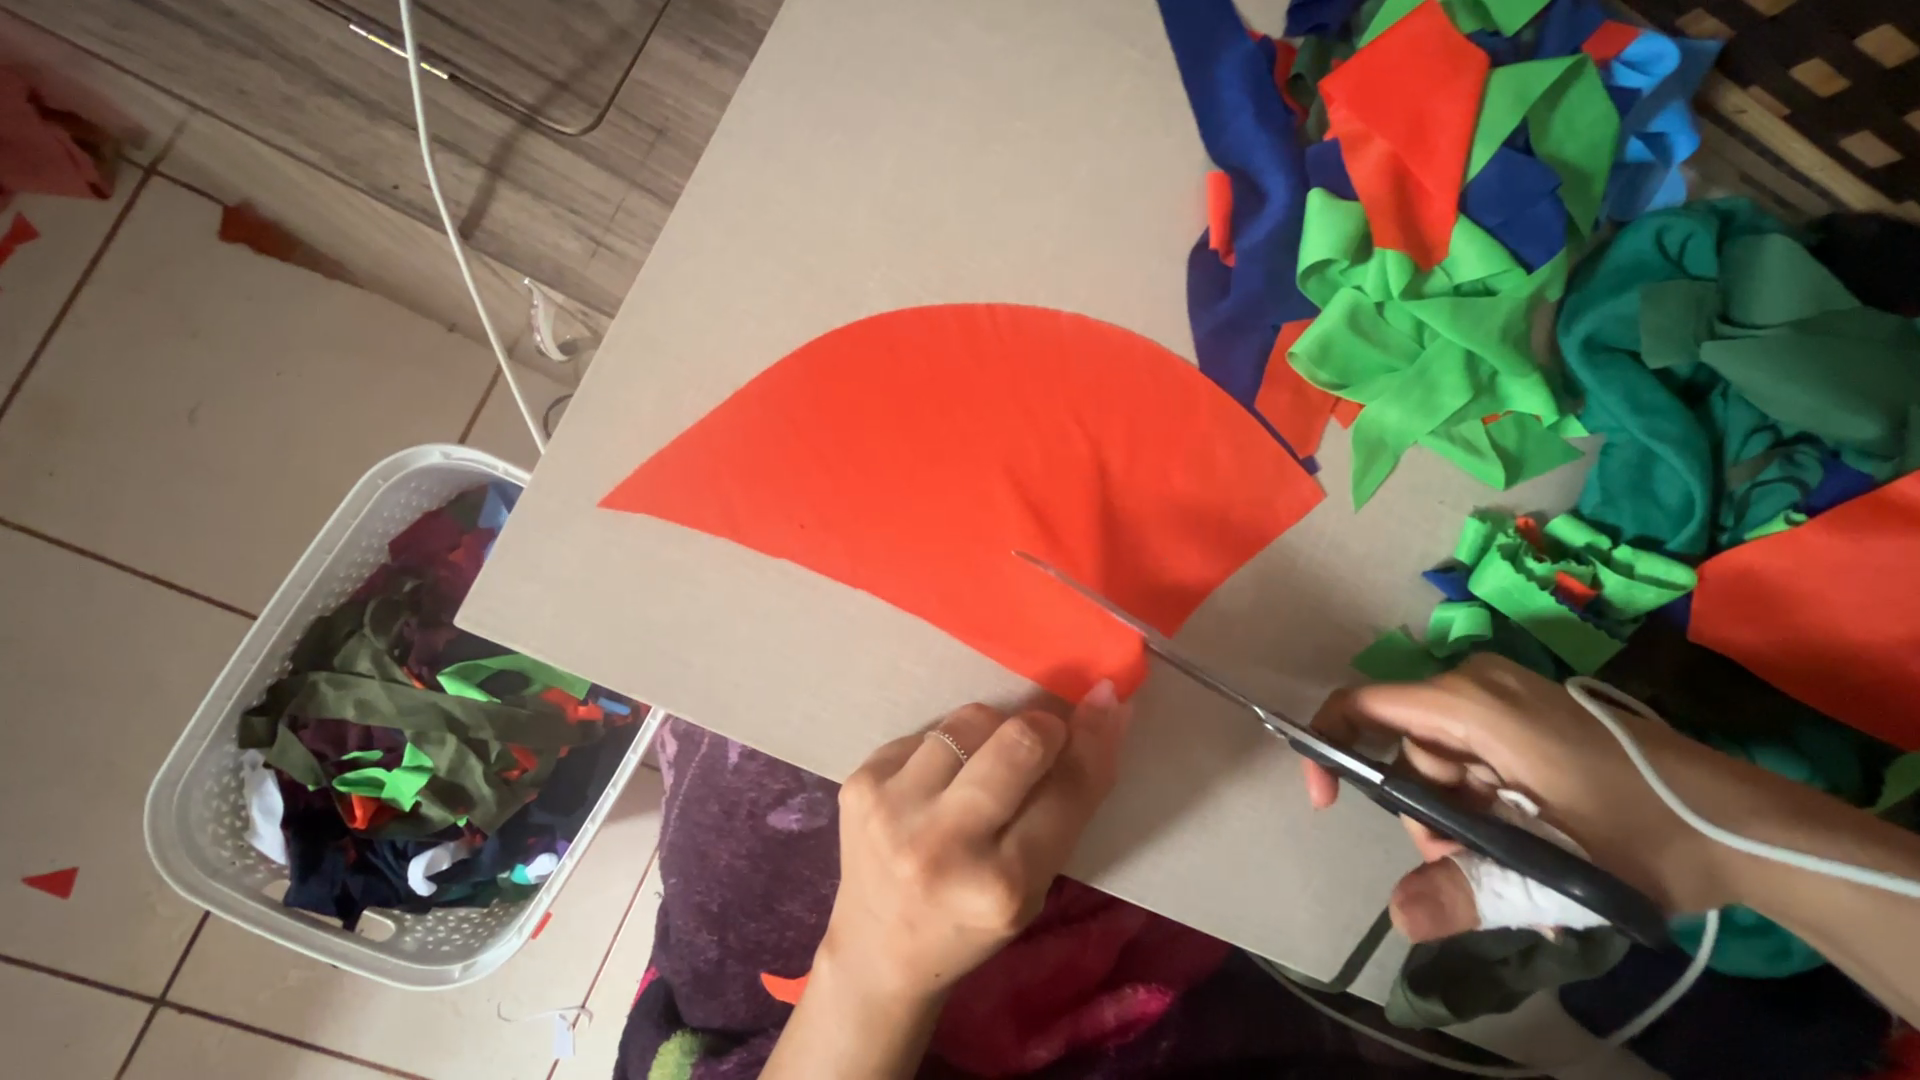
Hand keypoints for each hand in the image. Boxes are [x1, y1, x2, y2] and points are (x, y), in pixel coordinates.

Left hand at [815, 684, 1131, 1009]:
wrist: (877, 952)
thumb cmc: (969, 925)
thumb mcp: (1032, 886)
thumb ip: (1064, 806)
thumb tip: (1099, 711)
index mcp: (1002, 887)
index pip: (1067, 789)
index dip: (1094, 736)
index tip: (1105, 697)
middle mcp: (944, 846)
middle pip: (1018, 742)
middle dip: (1042, 726)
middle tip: (1044, 735)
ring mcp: (893, 811)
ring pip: (969, 721)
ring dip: (991, 731)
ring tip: (982, 766)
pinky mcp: (859, 785)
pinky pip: (926, 731)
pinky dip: (945, 747)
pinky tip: (937, 782)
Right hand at [1301, 655, 1756, 941]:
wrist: (1749, 828)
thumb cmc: (1648, 836)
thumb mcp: (1555, 872)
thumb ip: (1468, 890)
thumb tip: (1396, 918)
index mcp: (1470, 703)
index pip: (1360, 706)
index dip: (1328, 746)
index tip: (1328, 803)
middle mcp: (1477, 685)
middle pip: (1406, 749)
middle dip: (1426, 813)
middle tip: (1472, 864)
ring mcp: (1506, 697)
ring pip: (1440, 760)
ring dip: (1459, 817)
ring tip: (1516, 866)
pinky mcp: (1527, 714)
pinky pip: (1473, 756)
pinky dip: (1485, 804)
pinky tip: (1527, 842)